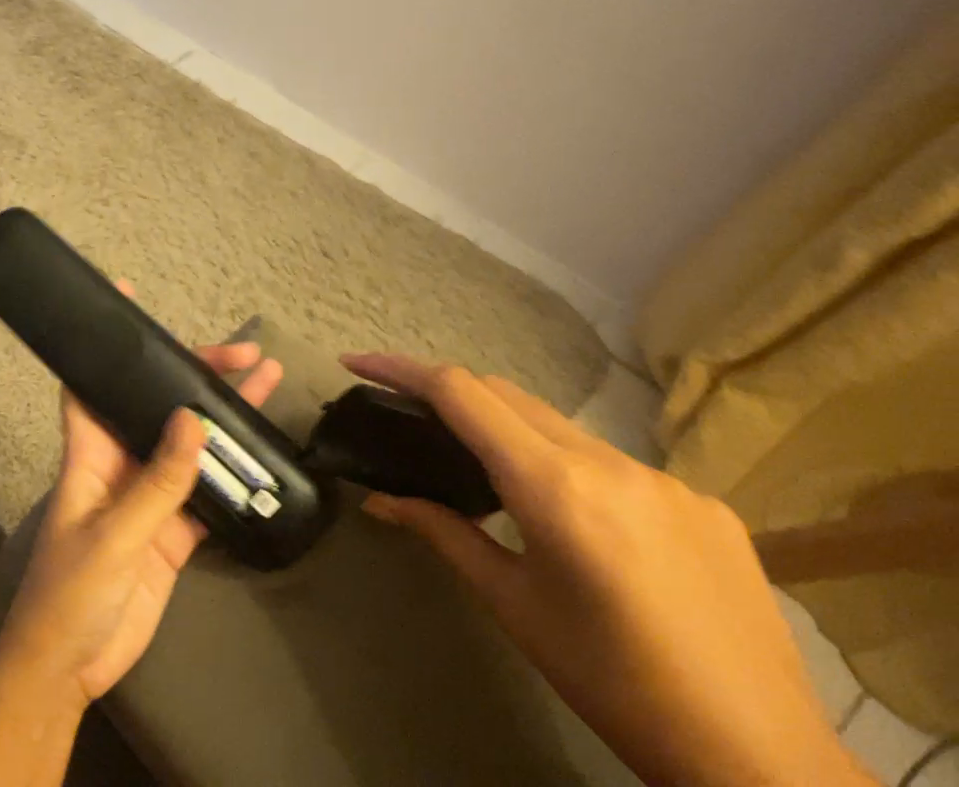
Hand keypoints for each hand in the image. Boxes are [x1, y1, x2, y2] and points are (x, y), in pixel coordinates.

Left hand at [0, 334, 281, 702]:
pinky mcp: (171, 533)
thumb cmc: (69, 592)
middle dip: (191, 377)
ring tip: (267, 383)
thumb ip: (156, 482)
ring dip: (222, 419)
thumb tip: (193, 420)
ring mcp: (147, 499)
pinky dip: (234, 476)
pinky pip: (206, 493)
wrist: (68, 665)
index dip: (103, 342)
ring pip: (189, 446)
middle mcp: (118, 465)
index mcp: (88, 453)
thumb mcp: (112, 534)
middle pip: (154, 407)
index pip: (89, 382)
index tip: (129, 299)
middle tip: (243, 355)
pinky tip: (267, 455)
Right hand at [343, 353, 878, 786]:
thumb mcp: (510, 602)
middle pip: (510, 396)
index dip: (402, 368)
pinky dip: (569, 469)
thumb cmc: (606, 678)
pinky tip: (574, 524)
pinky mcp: (705, 504)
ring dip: (510, 433)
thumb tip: (379, 499)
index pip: (464, 395)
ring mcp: (667, 480)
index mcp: (555, 487)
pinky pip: (615, 466)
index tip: (357, 362)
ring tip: (484, 476)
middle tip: (405, 414)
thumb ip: (442, 533)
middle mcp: (614, 464)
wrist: (752, 749)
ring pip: (563, 429)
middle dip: (449, 392)